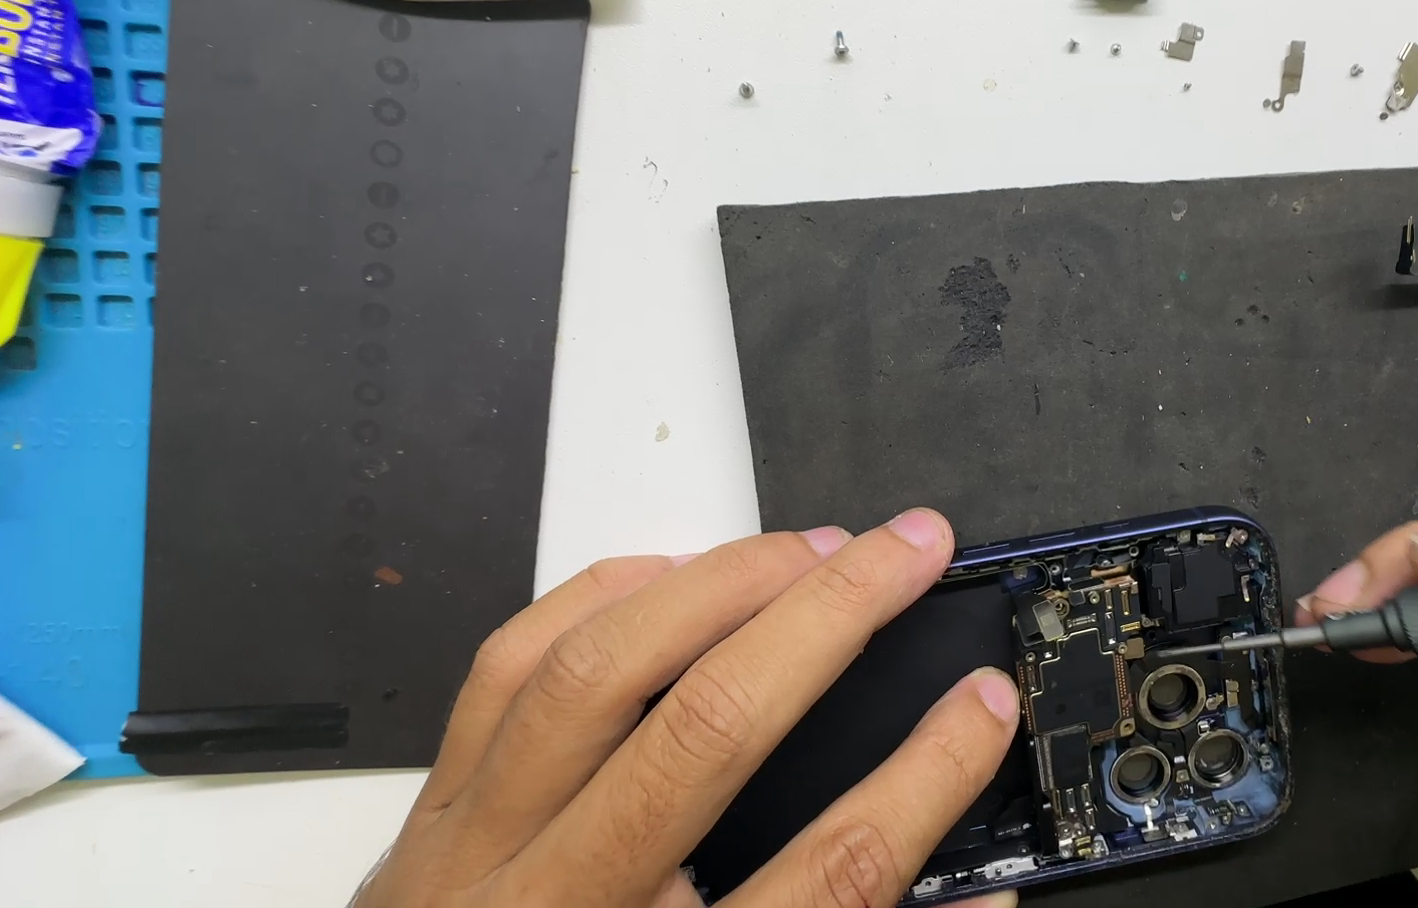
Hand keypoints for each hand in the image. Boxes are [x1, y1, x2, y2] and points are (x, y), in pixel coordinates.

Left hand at [354, 509, 1020, 907]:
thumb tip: (982, 900)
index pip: (825, 877)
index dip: (925, 778)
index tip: (984, 702)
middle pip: (710, 730)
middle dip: (832, 613)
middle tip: (909, 550)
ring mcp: (474, 852)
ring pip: (602, 670)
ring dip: (726, 581)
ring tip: (814, 545)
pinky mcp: (434, 806)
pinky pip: (512, 660)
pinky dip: (607, 592)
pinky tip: (678, 569)